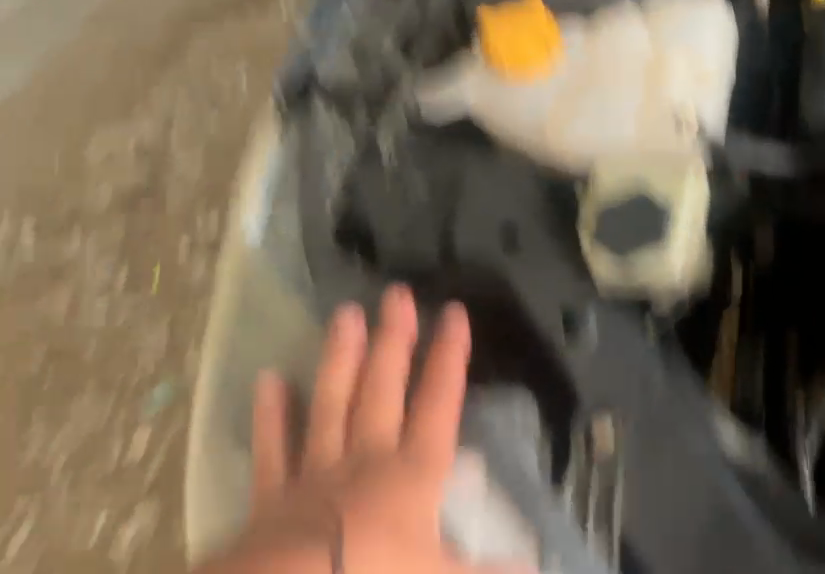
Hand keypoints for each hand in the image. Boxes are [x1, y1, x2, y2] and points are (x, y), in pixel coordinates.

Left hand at [201, 286, 520, 573]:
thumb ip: (490, 569)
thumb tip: (539, 564)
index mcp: (417, 468)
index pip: (440, 398)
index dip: (449, 355)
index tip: (454, 312)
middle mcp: (370, 456)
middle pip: (384, 387)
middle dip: (394, 339)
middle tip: (397, 294)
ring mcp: (317, 472)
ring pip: (333, 403)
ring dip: (341, 358)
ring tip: (344, 314)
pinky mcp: (272, 497)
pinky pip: (273, 448)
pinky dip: (271, 414)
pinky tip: (269, 380)